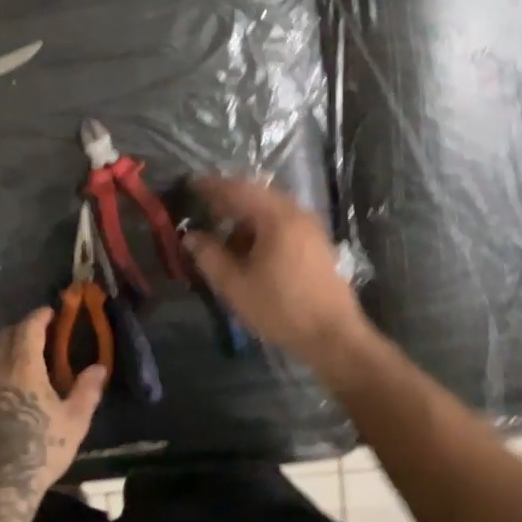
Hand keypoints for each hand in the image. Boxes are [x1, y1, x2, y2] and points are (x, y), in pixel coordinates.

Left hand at [0, 308, 104, 510]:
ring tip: (21, 358)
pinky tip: (3, 387)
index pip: (27, 329)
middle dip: (21, 329)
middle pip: (4, 337)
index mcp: (22, 368)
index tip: (49, 312)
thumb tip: (98, 368)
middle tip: (38, 332)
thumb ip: (86, 390)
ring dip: (5, 349)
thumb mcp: (74, 422)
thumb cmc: (42, 450)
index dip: (39, 317)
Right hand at [184, 177, 372, 370]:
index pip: (238, 190)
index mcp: (276, 218)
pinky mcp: (316, 244)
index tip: (189, 185)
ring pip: (270, 210)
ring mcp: (310, 228)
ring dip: (243, 217)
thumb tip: (191, 236)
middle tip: (201, 208)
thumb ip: (208, 256)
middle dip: (227, 200)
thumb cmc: (280, 308)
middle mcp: (297, 214)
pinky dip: (260, 228)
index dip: (211, 186)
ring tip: (220, 234)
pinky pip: (282, 223)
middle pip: (256, 195)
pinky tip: (247, 249)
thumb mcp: (234, 285)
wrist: (332, 336)